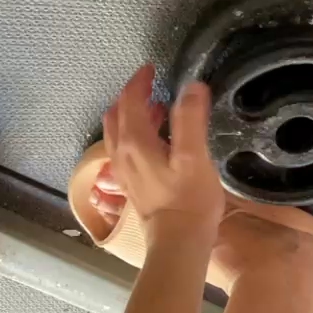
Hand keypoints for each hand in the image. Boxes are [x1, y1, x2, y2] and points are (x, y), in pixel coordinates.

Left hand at [101, 65, 225, 240]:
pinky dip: (136, 134)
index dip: (139, 81)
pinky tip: (157, 140)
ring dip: (133, 115)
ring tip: (158, 108)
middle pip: (117, 115)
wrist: (178, 244)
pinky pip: (126, 149)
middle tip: (152, 85)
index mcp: (135, 142)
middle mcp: (123, 154)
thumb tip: (192, 86)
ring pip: (119, 133)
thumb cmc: (189, 201)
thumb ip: (191, 119)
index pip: (129, 101)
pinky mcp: (133, 185)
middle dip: (132, 96)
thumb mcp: (195, 157)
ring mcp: (125, 171)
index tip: (151, 68)